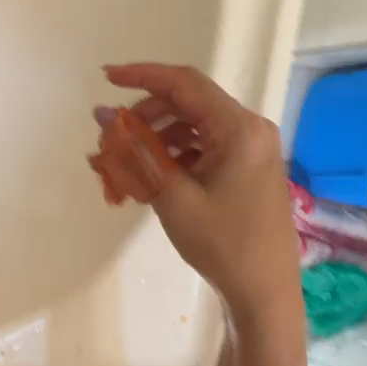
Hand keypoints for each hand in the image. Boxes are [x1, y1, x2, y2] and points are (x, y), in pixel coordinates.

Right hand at [91, 63, 299, 315]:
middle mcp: (249, 129)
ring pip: (191, 128)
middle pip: (186, 105)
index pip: (185, 84)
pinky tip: (146, 180)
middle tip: (108, 142)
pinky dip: (171, 158)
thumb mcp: (172, 197)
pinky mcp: (245, 169)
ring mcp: (249, 150)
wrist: (263, 289)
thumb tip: (104, 117)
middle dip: (142, 118)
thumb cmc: (221, 243)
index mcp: (238, 129)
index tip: (105, 79)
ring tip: (119, 170)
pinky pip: (201, 149)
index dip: (142, 76)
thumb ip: (136, 152)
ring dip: (153, 141)